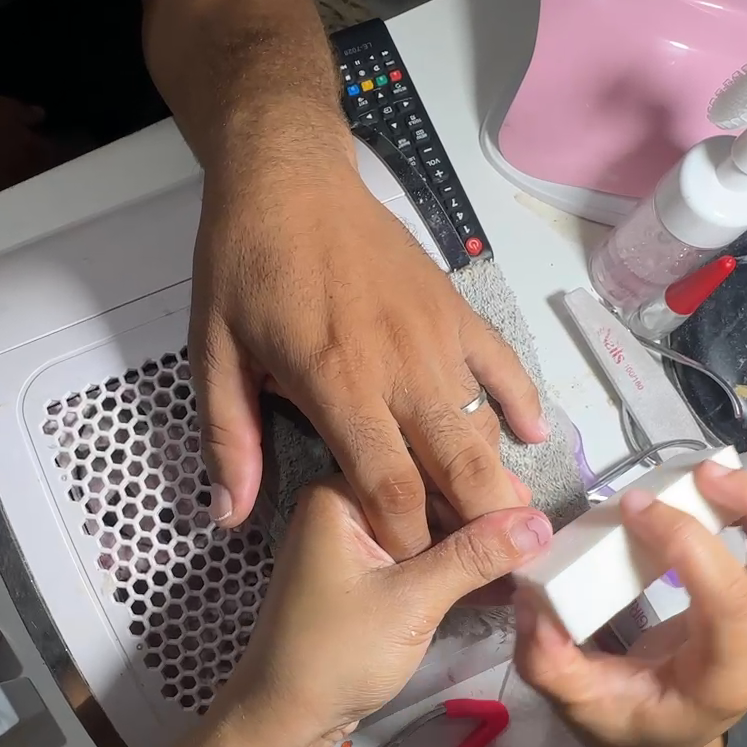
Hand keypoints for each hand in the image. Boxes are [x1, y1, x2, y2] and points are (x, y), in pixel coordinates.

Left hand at [190, 154, 548, 559]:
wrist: (287, 178)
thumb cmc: (244, 266)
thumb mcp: (213, 353)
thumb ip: (228, 438)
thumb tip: (229, 516)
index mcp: (338, 384)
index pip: (389, 486)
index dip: (407, 539)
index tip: (411, 568)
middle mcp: (400, 368)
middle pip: (455, 465)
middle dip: (472, 523)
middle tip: (480, 562)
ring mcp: (438, 336)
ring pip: (483, 424)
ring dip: (495, 476)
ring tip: (502, 519)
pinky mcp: (456, 307)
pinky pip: (503, 362)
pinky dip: (522, 400)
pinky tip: (533, 434)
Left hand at [215, 478, 551, 746]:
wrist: (286, 718)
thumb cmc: (338, 653)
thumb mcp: (412, 601)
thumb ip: (475, 557)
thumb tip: (540, 523)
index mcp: (340, 493)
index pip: (420, 467)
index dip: (478, 484)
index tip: (533, 508)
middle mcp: (346, 506)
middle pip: (427, 495)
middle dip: (481, 518)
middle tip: (539, 537)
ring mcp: (355, 541)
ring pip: (429, 528)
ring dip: (475, 547)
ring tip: (531, 560)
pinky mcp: (367, 574)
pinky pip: (418, 557)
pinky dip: (455, 569)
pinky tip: (501, 581)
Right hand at [514, 462, 746, 746]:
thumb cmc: (625, 727)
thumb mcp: (573, 704)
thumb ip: (547, 658)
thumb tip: (534, 595)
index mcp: (720, 678)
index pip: (728, 600)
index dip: (686, 541)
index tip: (631, 506)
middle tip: (703, 475)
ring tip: (712, 475)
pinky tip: (719, 492)